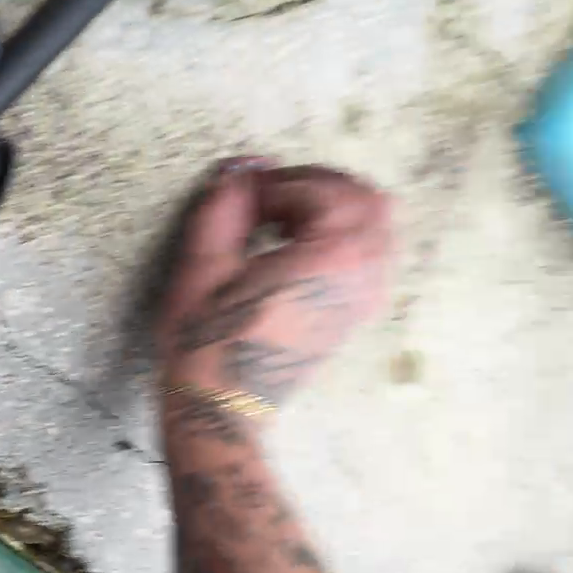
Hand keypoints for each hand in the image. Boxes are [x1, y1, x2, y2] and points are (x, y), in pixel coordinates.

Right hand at [156, 160, 392, 405]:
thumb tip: (236, 168)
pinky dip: (335, 236)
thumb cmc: (204, 342)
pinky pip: (366, 253)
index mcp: (335, 253)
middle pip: (362, 199)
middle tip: (258, 197)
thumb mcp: (201, 272)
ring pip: (370, 225)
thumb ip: (222, 212)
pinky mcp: (356, 310)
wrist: (220, 404)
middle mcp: (368, 268)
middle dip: (311, 187)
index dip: (275, 181)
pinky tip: (288, 249)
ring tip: (271, 222)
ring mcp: (368, 293)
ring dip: (325, 210)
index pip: (320, 189)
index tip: (235, 190)